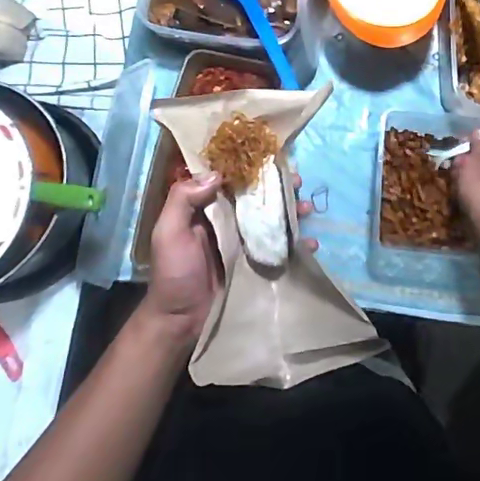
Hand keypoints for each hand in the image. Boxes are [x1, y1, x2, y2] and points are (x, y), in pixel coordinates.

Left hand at [137, 169, 320, 346]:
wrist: (181, 321)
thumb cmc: (174, 273)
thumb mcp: (168, 232)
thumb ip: (183, 199)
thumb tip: (217, 174)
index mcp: (206, 208)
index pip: (232, 180)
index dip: (252, 168)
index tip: (273, 160)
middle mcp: (227, 220)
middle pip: (257, 196)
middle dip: (279, 187)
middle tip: (299, 182)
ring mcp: (245, 242)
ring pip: (272, 218)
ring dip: (292, 211)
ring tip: (307, 209)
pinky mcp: (257, 263)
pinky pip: (280, 247)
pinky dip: (297, 243)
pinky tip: (310, 243)